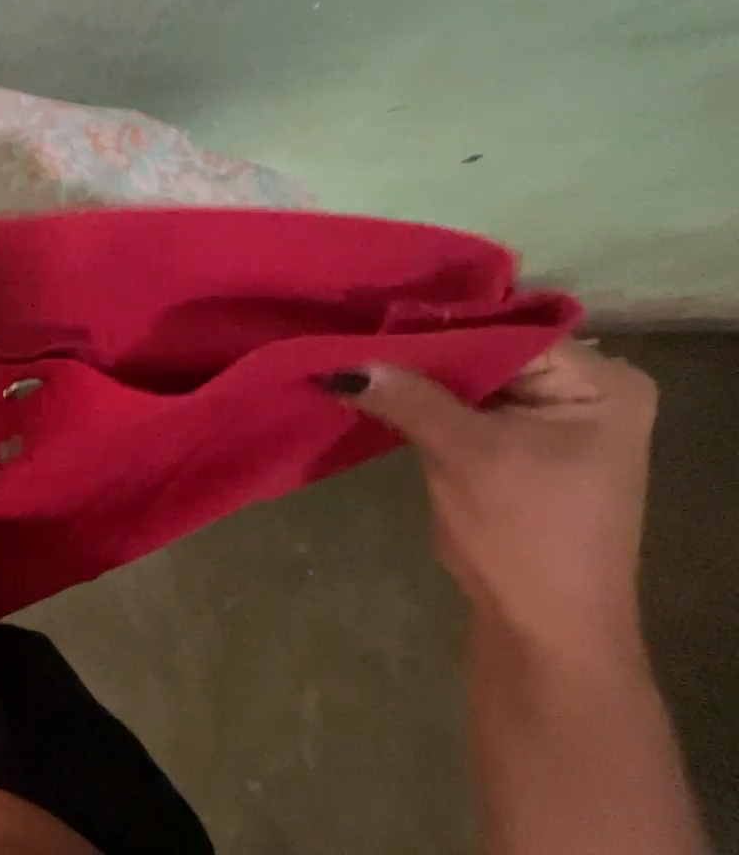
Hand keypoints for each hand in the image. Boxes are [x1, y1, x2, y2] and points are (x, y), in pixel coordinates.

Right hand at [328, 340, 658, 652]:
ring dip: (408, 376)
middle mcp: (580, 389)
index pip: (506, 331)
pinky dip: (413, 400)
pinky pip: (454, 404)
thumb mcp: (465, 454)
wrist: (541, 618)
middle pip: (482, 351)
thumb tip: (338, 364)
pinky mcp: (507, 441)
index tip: (367, 321)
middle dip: (415, 351)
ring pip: (462, 378)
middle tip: (346, 336)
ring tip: (346, 359)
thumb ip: (407, 398)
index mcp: (600, 383)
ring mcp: (543, 417)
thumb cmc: (524, 531)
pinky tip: (368, 391)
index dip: (435, 327)